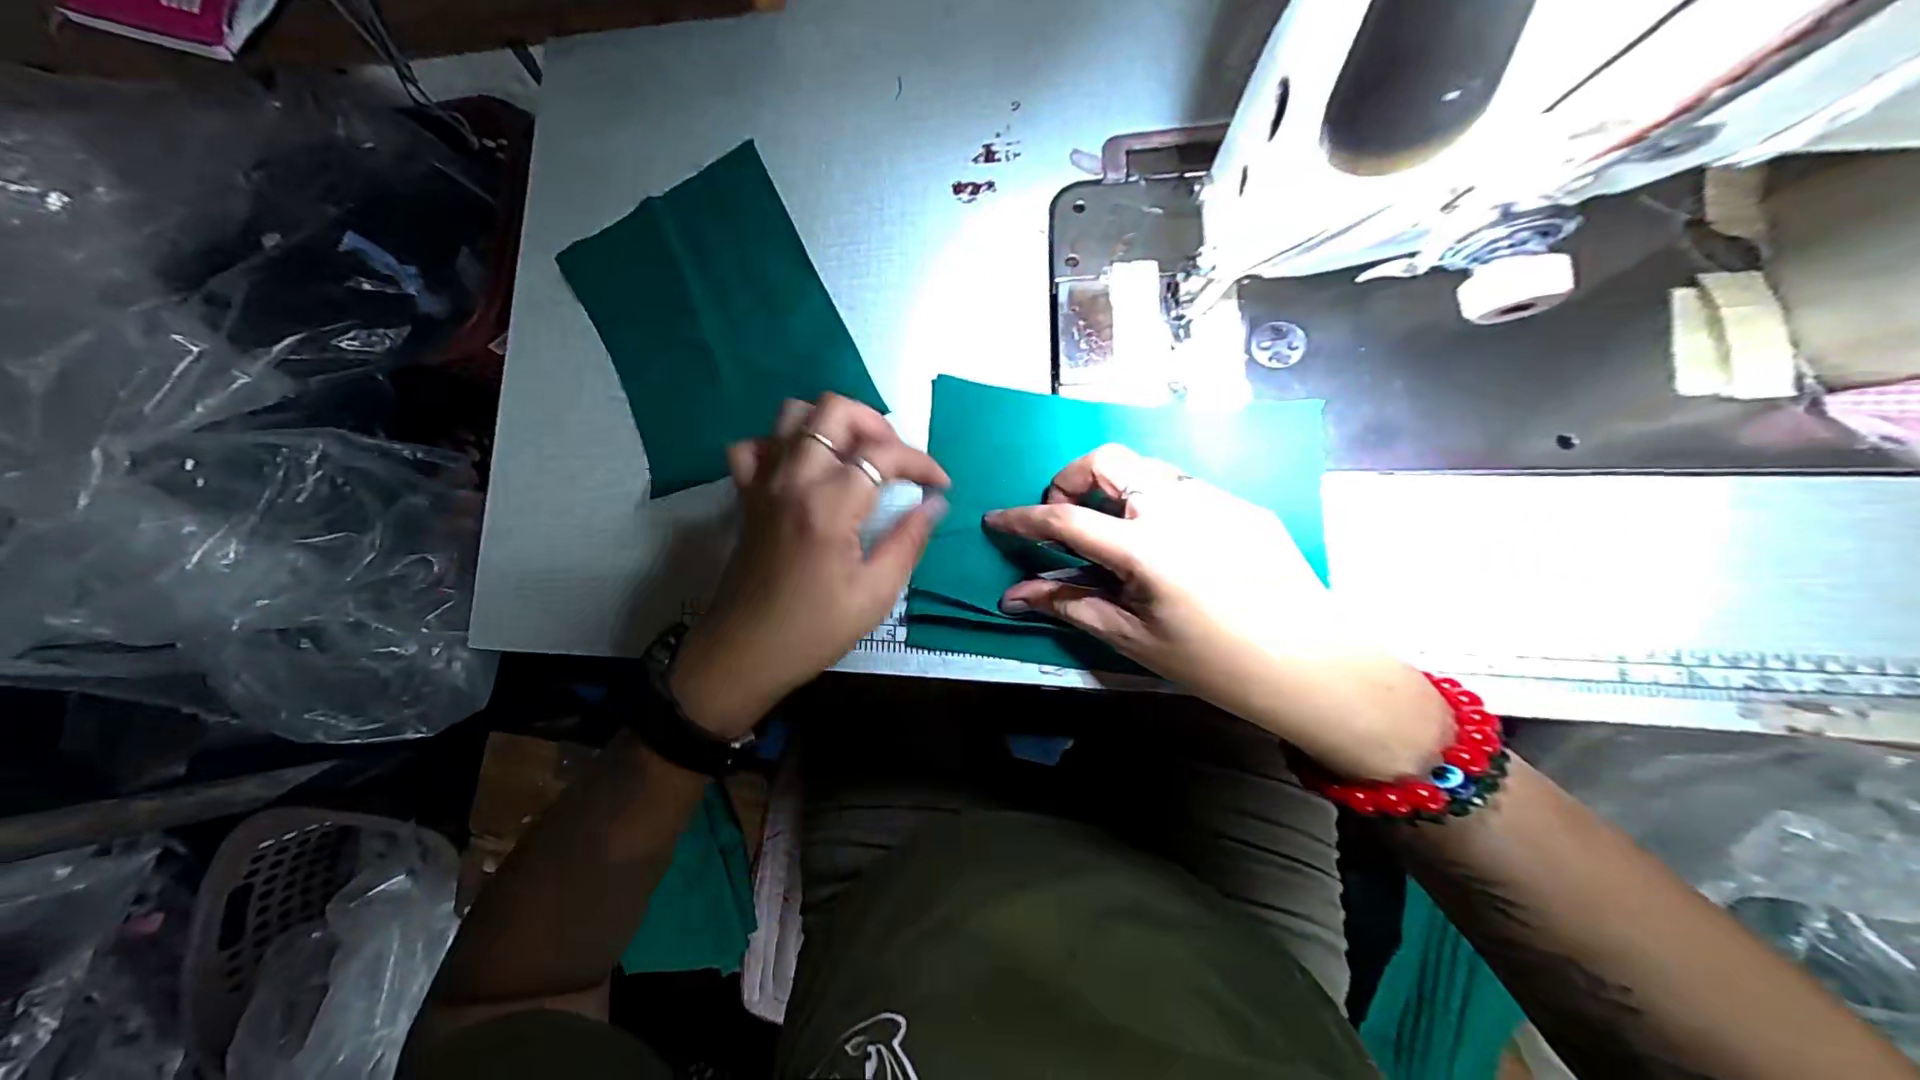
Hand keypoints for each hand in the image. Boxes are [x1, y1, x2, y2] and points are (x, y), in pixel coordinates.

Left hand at [670, 394, 949, 739]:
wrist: (744, 654)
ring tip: (857, 457)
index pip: (883, 454)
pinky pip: (757, 446)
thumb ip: (909, 540)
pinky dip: (783, 444)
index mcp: (829, 505)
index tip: (939, 485)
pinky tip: (805, 469)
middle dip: (877, 424)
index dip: (921, 463)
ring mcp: (763, 482)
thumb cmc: (814, 631)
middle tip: (896, 461)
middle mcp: (793, 479)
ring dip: (833, 424)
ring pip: (794, 414)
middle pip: (834, 410)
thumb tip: (934, 503)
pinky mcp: (746, 494)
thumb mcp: (875, 594)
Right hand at [985, 444, 1448, 780]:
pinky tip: (1169, 543)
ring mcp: (1214, 498)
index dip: (1022, 520)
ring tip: (1117, 531)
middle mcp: (1176, 506)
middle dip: (1070, 479)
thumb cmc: (1213, 662)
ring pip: (1146, 466)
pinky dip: (1156, 501)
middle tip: (1068, 517)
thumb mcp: (1133, 637)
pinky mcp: (1242, 504)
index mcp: (1144, 546)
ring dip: (1115, 487)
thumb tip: (1014, 596)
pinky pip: (1184, 486)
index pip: (1064, 520)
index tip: (997, 521)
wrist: (1311, 664)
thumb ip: (1070, 605)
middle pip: (1104, 460)